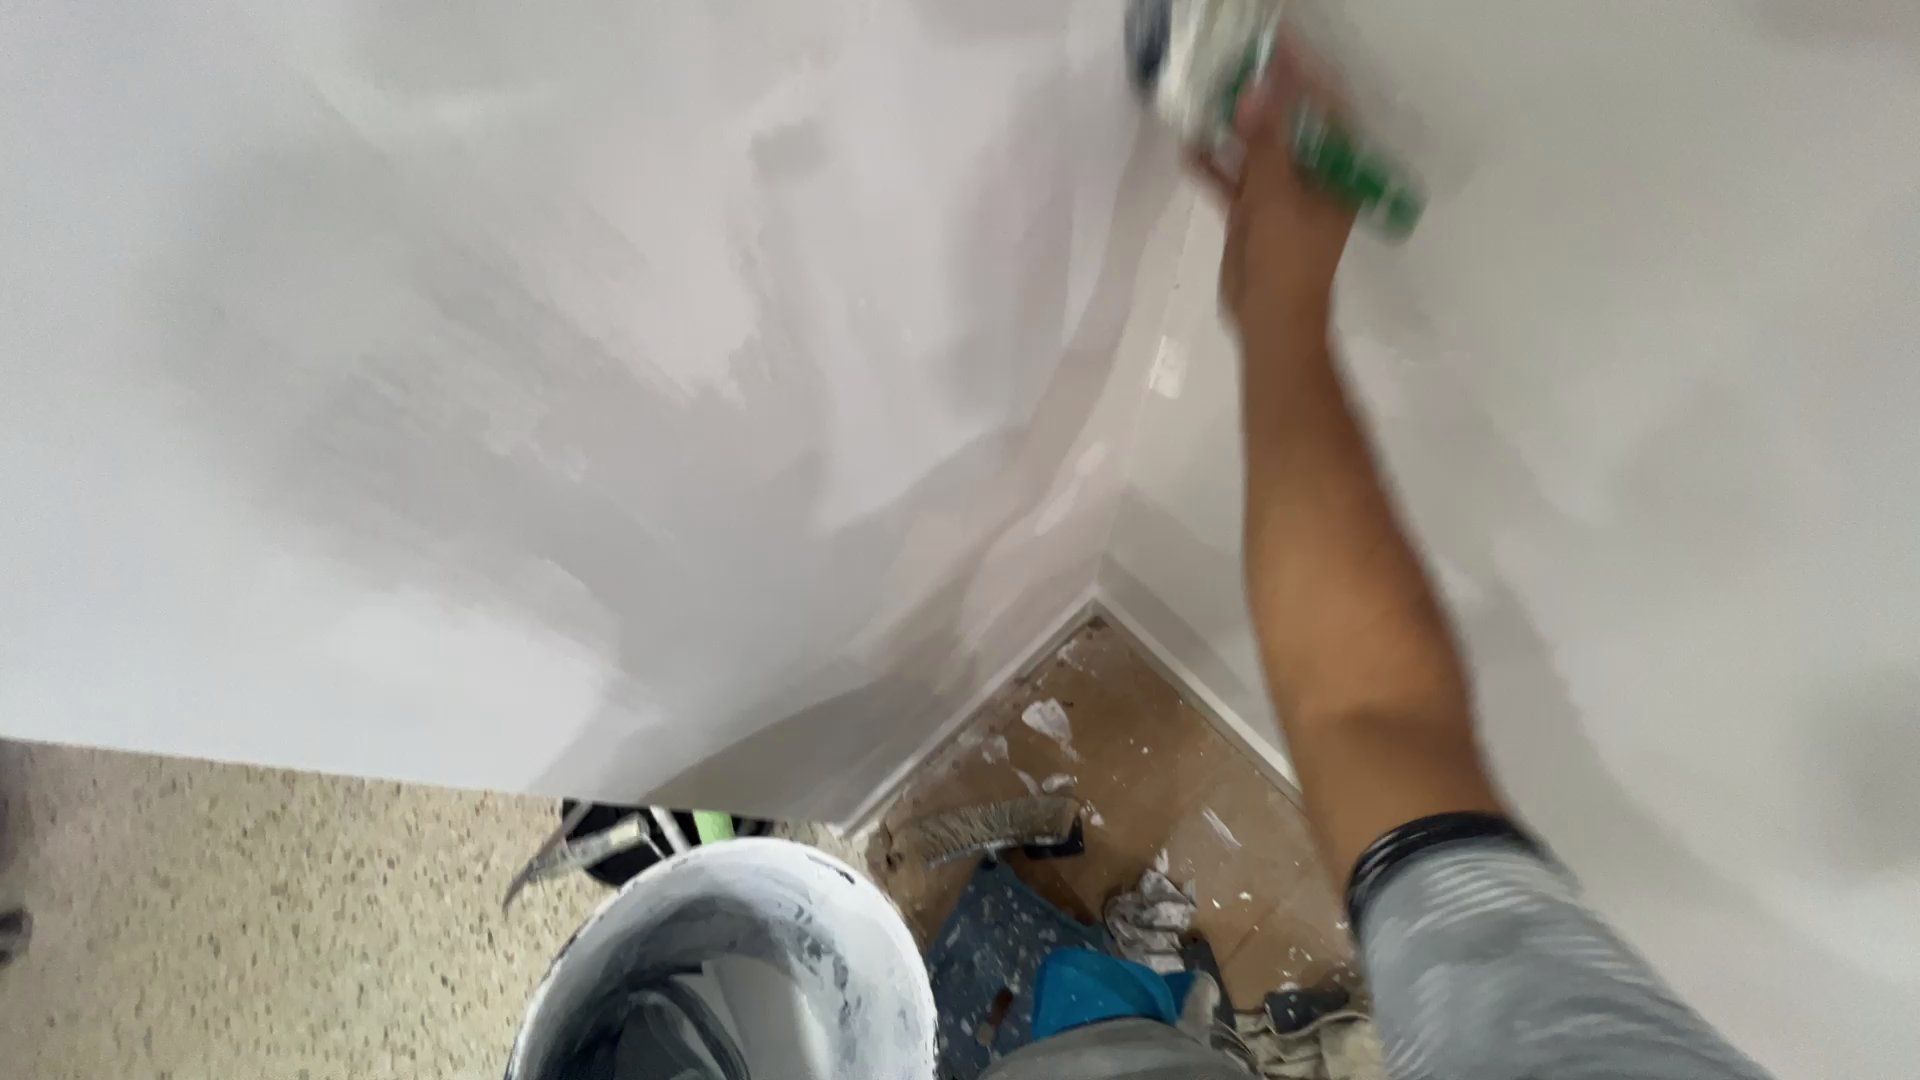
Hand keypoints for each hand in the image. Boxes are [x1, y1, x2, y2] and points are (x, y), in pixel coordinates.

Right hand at [1188, 40, 1355, 339]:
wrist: (1271, 320)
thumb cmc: (1288, 260)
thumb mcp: (1276, 196)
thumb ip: (1264, 143)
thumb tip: (1253, 91)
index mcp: (1335, 168)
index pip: (1323, 107)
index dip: (1301, 75)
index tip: (1273, 48)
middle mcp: (1310, 175)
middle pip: (1286, 125)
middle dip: (1259, 99)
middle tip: (1228, 68)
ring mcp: (1279, 196)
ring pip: (1255, 153)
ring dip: (1230, 131)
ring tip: (1202, 102)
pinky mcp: (1251, 217)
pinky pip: (1232, 184)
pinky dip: (1213, 169)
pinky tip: (1190, 150)